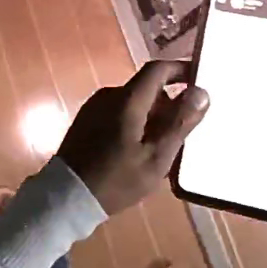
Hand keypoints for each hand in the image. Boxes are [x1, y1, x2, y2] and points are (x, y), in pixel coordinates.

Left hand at [56, 61, 208, 214]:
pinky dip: (136, 122)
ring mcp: (95, 106)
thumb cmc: (116, 180)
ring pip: (134, 102)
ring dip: (152, 116)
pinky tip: (140, 150)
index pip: (158, 69)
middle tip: (185, 129)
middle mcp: (110, 95)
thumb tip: (201, 92)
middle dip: (169, 104)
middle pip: (147, 88)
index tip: (199, 80)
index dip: (181, 70)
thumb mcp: (156, 157)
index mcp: (127, 99)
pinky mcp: (87, 120)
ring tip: (164, 146)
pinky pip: (119, 112)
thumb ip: (180, 123)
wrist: (66, 198)